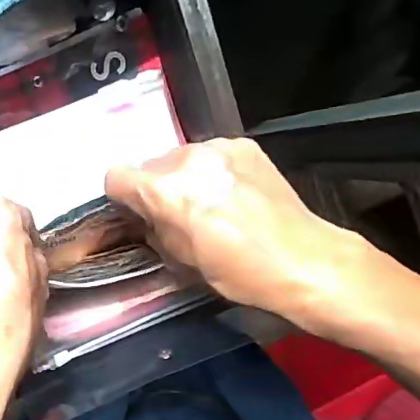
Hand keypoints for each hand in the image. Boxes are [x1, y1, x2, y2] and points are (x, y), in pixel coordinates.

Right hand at [105, 139, 375, 325]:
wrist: (302, 260)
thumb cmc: (241, 273)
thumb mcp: (184, 262)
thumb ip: (157, 230)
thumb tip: (148, 218)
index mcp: (167, 191)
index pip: (117, 176)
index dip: (122, 197)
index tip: (135, 212)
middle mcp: (189, 159)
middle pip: (152, 166)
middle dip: (158, 189)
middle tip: (178, 217)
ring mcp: (220, 148)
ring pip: (183, 159)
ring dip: (187, 179)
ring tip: (212, 207)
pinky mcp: (245, 146)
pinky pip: (214, 155)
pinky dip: (215, 172)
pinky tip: (235, 196)